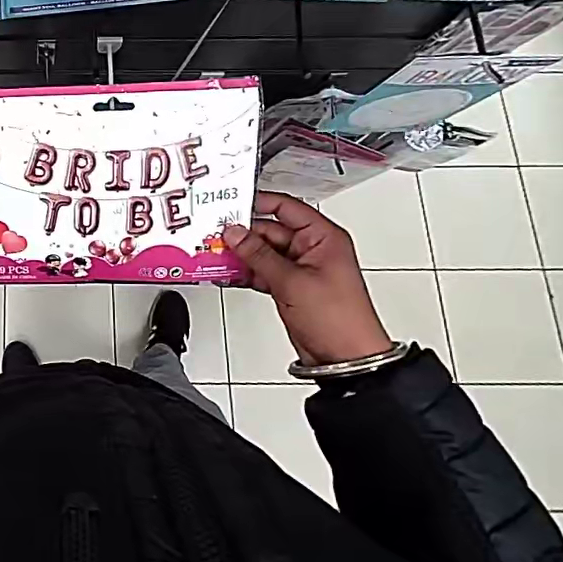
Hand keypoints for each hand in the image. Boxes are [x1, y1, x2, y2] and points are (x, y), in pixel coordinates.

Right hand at [223, 192, 393, 365]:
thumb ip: (259, 255)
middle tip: (217, 235)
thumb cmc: (339, 319)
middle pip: (271, 231)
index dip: (259, 202)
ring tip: (218, 253)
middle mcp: (312, 249)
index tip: (234, 203)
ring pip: (264, 252)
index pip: (286, 208)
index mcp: (322, 237)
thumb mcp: (292, 281)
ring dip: (243, 255)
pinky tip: (230, 273)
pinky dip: (248, 273)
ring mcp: (301, 269)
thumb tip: (236, 233)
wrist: (345, 359)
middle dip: (244, 234)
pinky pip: (264, 271)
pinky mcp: (291, 287)